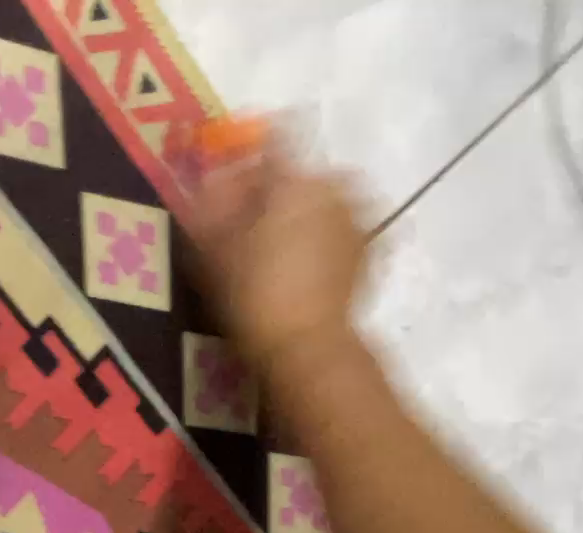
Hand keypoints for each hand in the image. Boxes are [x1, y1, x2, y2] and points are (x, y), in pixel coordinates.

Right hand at [187, 129, 373, 380]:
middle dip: (272, 194)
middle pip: (297, 174)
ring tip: (274, 255)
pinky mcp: (373, 245)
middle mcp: (336, 183)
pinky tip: (300, 270)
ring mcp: (360, 214)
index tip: (231, 178)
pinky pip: (339, 227)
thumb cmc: (250, 296)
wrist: (306, 345)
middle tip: (246, 231)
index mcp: (296, 177)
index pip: (274, 138)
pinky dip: (320, 238)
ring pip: (320, 201)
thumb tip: (209, 174)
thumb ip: (210, 204)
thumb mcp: (213, 252)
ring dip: (298, 216)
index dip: (249, 154)